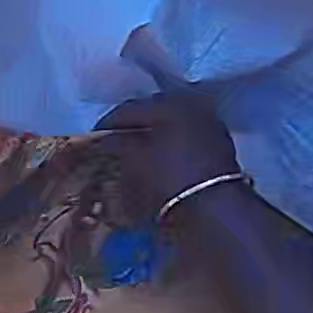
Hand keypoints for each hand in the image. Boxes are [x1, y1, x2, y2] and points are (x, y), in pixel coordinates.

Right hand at [98, 90, 239, 214]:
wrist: (213, 206)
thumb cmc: (168, 179)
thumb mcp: (137, 160)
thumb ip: (118, 144)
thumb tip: (104, 140)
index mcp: (170, 105)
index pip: (130, 108)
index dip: (109, 122)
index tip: (95, 135)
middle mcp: (192, 106)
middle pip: (152, 109)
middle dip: (132, 123)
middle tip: (113, 138)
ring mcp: (208, 122)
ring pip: (170, 120)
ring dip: (151, 130)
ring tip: (133, 146)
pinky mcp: (217, 140)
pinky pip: (185, 131)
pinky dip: (168, 137)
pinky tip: (157, 151)